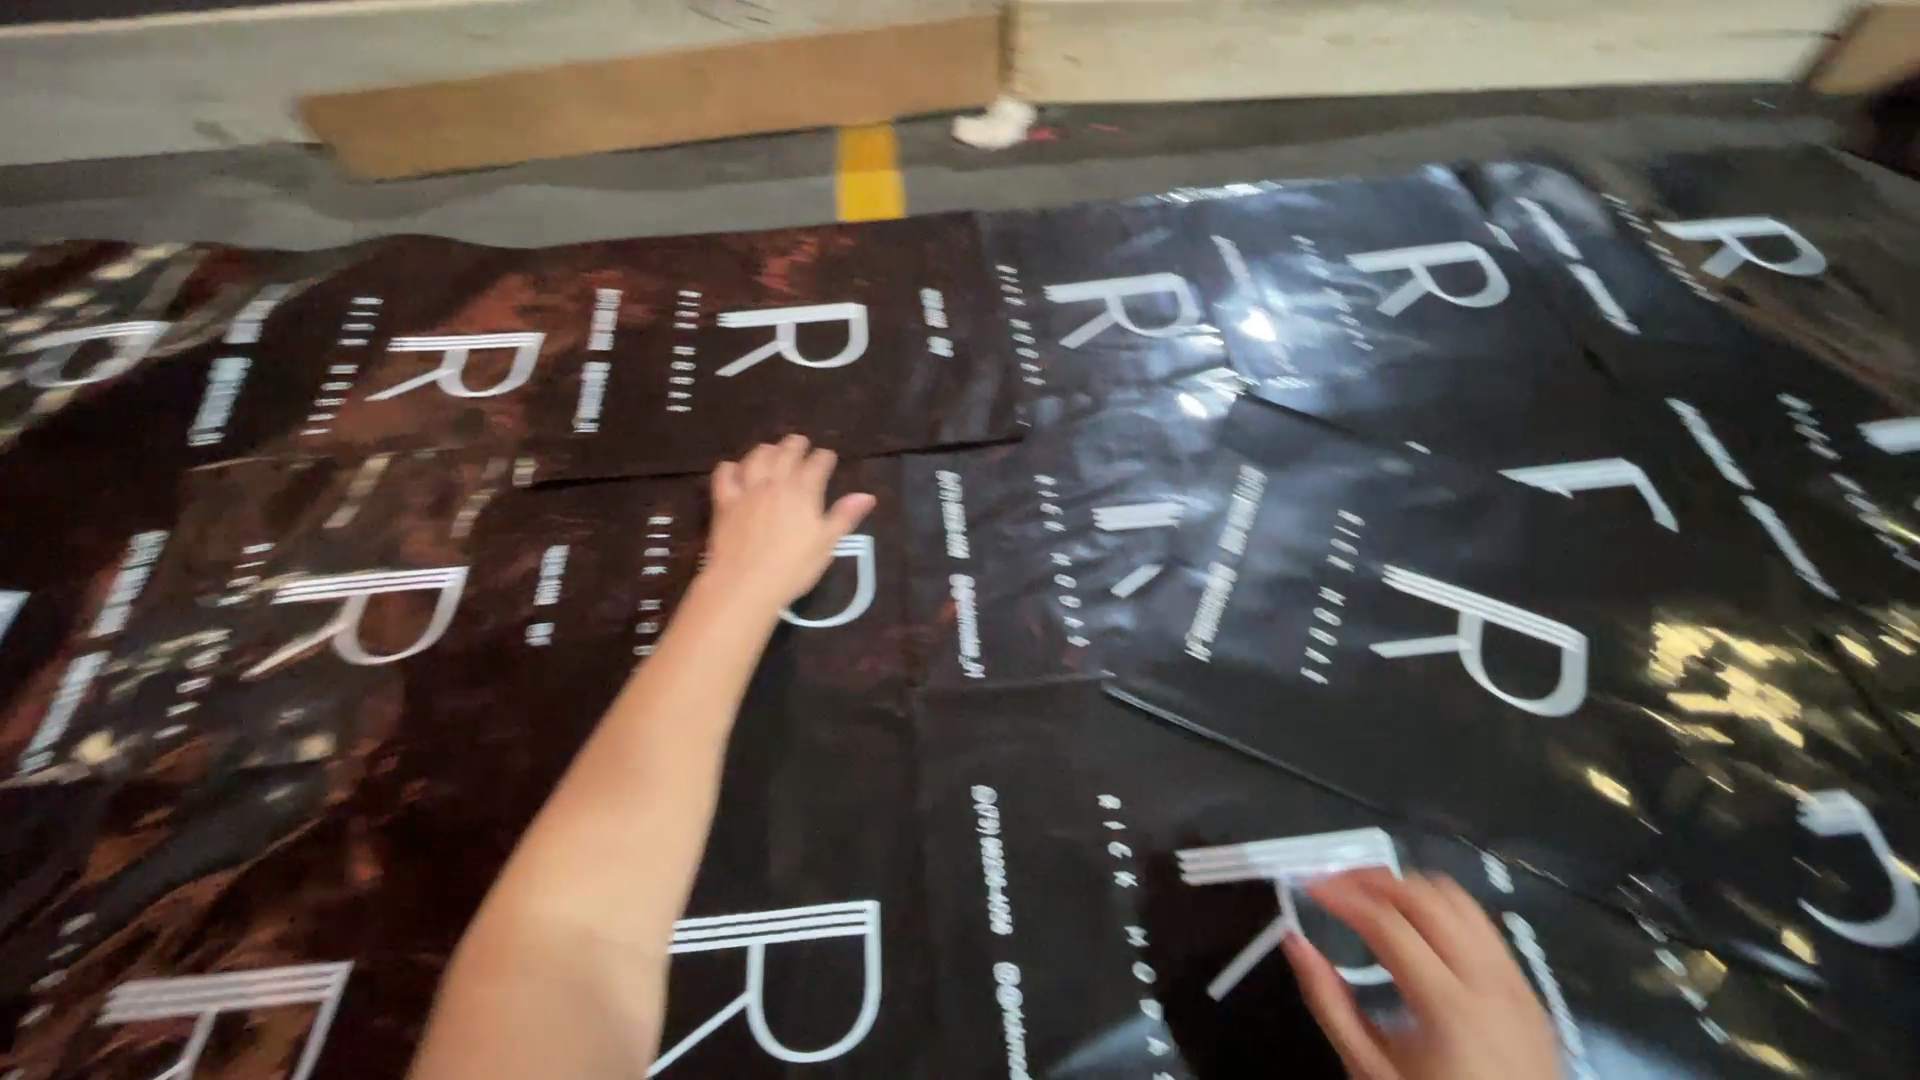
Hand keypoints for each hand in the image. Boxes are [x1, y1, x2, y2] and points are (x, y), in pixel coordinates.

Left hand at [704, 435, 876, 610]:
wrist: (745, 583)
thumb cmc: (793, 567)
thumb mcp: (826, 544)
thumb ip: (845, 516)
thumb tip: (867, 496)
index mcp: (804, 491)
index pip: (818, 464)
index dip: (825, 457)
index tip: (828, 456)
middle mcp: (776, 482)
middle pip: (787, 452)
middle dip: (796, 445)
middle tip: (801, 443)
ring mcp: (747, 490)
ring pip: (757, 457)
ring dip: (767, 450)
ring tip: (773, 450)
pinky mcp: (725, 501)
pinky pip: (725, 474)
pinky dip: (731, 467)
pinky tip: (736, 470)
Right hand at [1283, 869, 1560, 1079]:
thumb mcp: (1370, 1070)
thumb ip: (1329, 1003)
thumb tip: (1294, 940)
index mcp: (1448, 1006)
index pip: (1387, 922)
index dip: (1342, 895)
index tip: (1307, 885)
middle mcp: (1489, 981)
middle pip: (1425, 897)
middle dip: (1372, 880)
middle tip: (1334, 885)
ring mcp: (1516, 983)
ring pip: (1458, 900)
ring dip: (1408, 888)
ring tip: (1371, 899)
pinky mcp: (1528, 990)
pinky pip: (1481, 925)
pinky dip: (1440, 910)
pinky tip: (1414, 927)